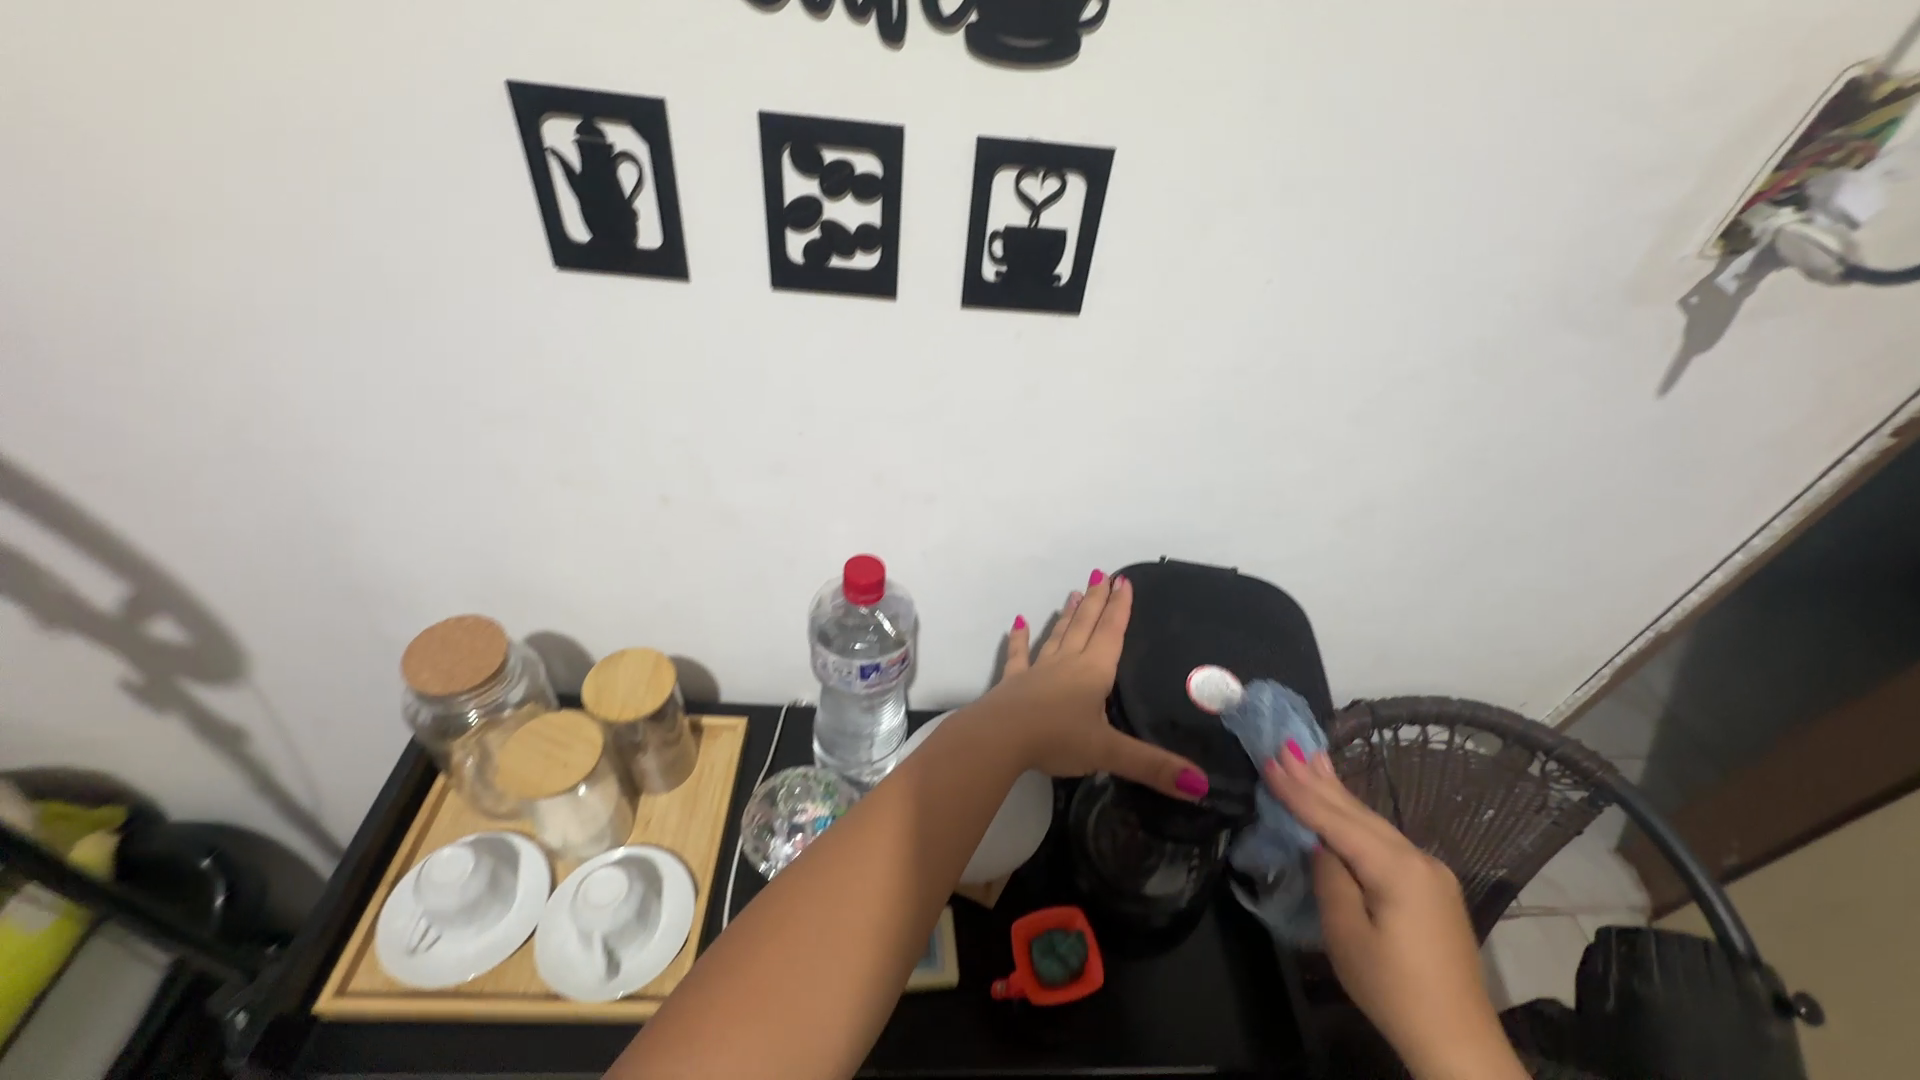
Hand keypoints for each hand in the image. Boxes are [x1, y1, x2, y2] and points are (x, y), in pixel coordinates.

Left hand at [975, 571, 1207, 801]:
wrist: (999, 738)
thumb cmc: (1057, 739)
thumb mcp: (1109, 752)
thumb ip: (1154, 767)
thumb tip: (1201, 785)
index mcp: (1093, 673)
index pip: (1111, 633)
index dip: (1120, 609)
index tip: (1124, 581)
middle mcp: (1066, 664)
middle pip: (1084, 626)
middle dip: (1096, 601)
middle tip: (1101, 574)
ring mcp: (1037, 671)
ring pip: (1056, 636)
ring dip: (1066, 615)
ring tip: (1073, 593)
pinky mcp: (1012, 683)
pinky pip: (1018, 655)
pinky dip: (1019, 639)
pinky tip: (1018, 622)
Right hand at [1263, 748, 1528, 1079]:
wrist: (1459, 1042)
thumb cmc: (1393, 990)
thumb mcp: (1346, 935)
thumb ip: (1330, 879)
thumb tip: (1322, 847)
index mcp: (1396, 868)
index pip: (1335, 820)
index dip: (1298, 791)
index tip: (1270, 759)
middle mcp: (1418, 859)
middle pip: (1358, 813)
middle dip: (1319, 779)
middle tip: (1288, 744)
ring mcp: (1431, 873)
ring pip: (1374, 824)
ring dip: (1338, 793)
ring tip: (1313, 759)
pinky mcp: (1433, 889)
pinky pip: (1386, 842)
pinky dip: (1358, 819)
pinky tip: (1346, 806)